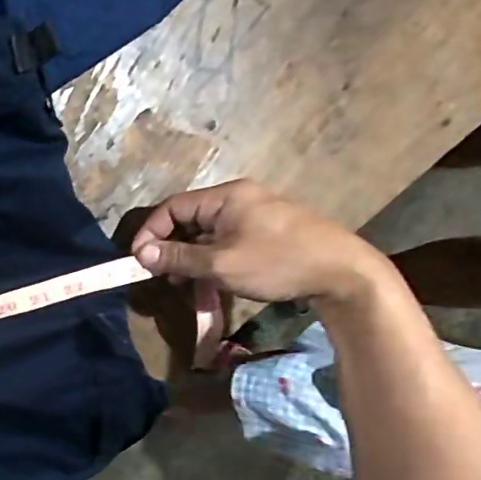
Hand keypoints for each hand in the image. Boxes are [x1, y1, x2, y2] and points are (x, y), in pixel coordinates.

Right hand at [130, 180, 390, 304]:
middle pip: (188, 218)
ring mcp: (254, 215)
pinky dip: (209, 259)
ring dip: (188, 256)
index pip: (173, 207)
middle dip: (168, 247)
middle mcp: (238, 198)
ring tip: (179, 282)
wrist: (342, 272)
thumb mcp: (221, 263)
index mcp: (226, 197)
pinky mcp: (265, 232)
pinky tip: (206, 280)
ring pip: (206, 233)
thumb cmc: (277, 263)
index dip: (151, 232)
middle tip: (158, 274)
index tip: (139, 260)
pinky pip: (224, 240)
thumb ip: (178, 257)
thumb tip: (141, 253)